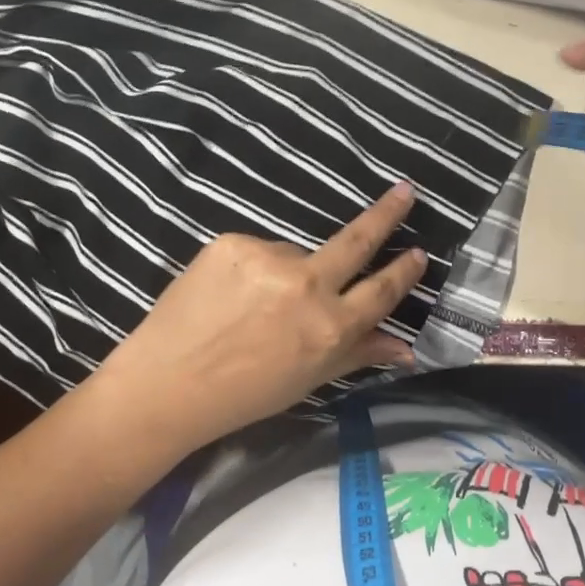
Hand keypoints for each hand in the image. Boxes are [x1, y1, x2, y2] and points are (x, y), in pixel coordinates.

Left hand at [85, 183, 427, 447]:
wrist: (166, 384)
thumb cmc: (243, 394)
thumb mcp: (308, 380)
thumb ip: (358, 354)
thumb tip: (406, 348)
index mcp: (330, 326)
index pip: (380, 291)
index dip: (403, 272)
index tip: (418, 251)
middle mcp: (306, 285)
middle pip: (355, 241)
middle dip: (385, 214)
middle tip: (404, 190)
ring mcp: (267, 258)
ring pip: (294, 252)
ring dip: (288, 270)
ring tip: (254, 306)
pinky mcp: (231, 242)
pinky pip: (257, 249)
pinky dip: (253, 267)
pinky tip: (230, 294)